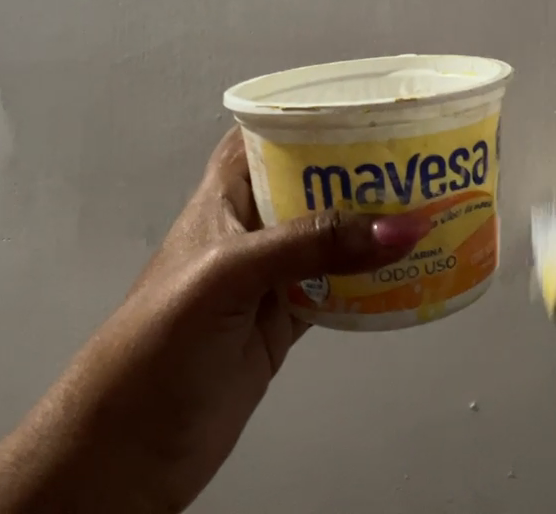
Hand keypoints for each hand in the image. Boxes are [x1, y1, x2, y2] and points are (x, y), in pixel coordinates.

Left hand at [0, 128, 428, 513]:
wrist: (128, 447)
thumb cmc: (156, 342)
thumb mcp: (230, 273)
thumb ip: (312, 245)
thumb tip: (402, 227)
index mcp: (224, 196)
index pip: (269, 135)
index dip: (311, 116)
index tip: (367, 107)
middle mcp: (250, 227)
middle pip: (312, 183)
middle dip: (359, 171)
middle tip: (417, 160)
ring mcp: (269, 277)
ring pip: (331, 237)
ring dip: (371, 227)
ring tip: (427, 209)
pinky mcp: (284, 321)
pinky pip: (338, 289)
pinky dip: (371, 281)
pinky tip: (407, 273)